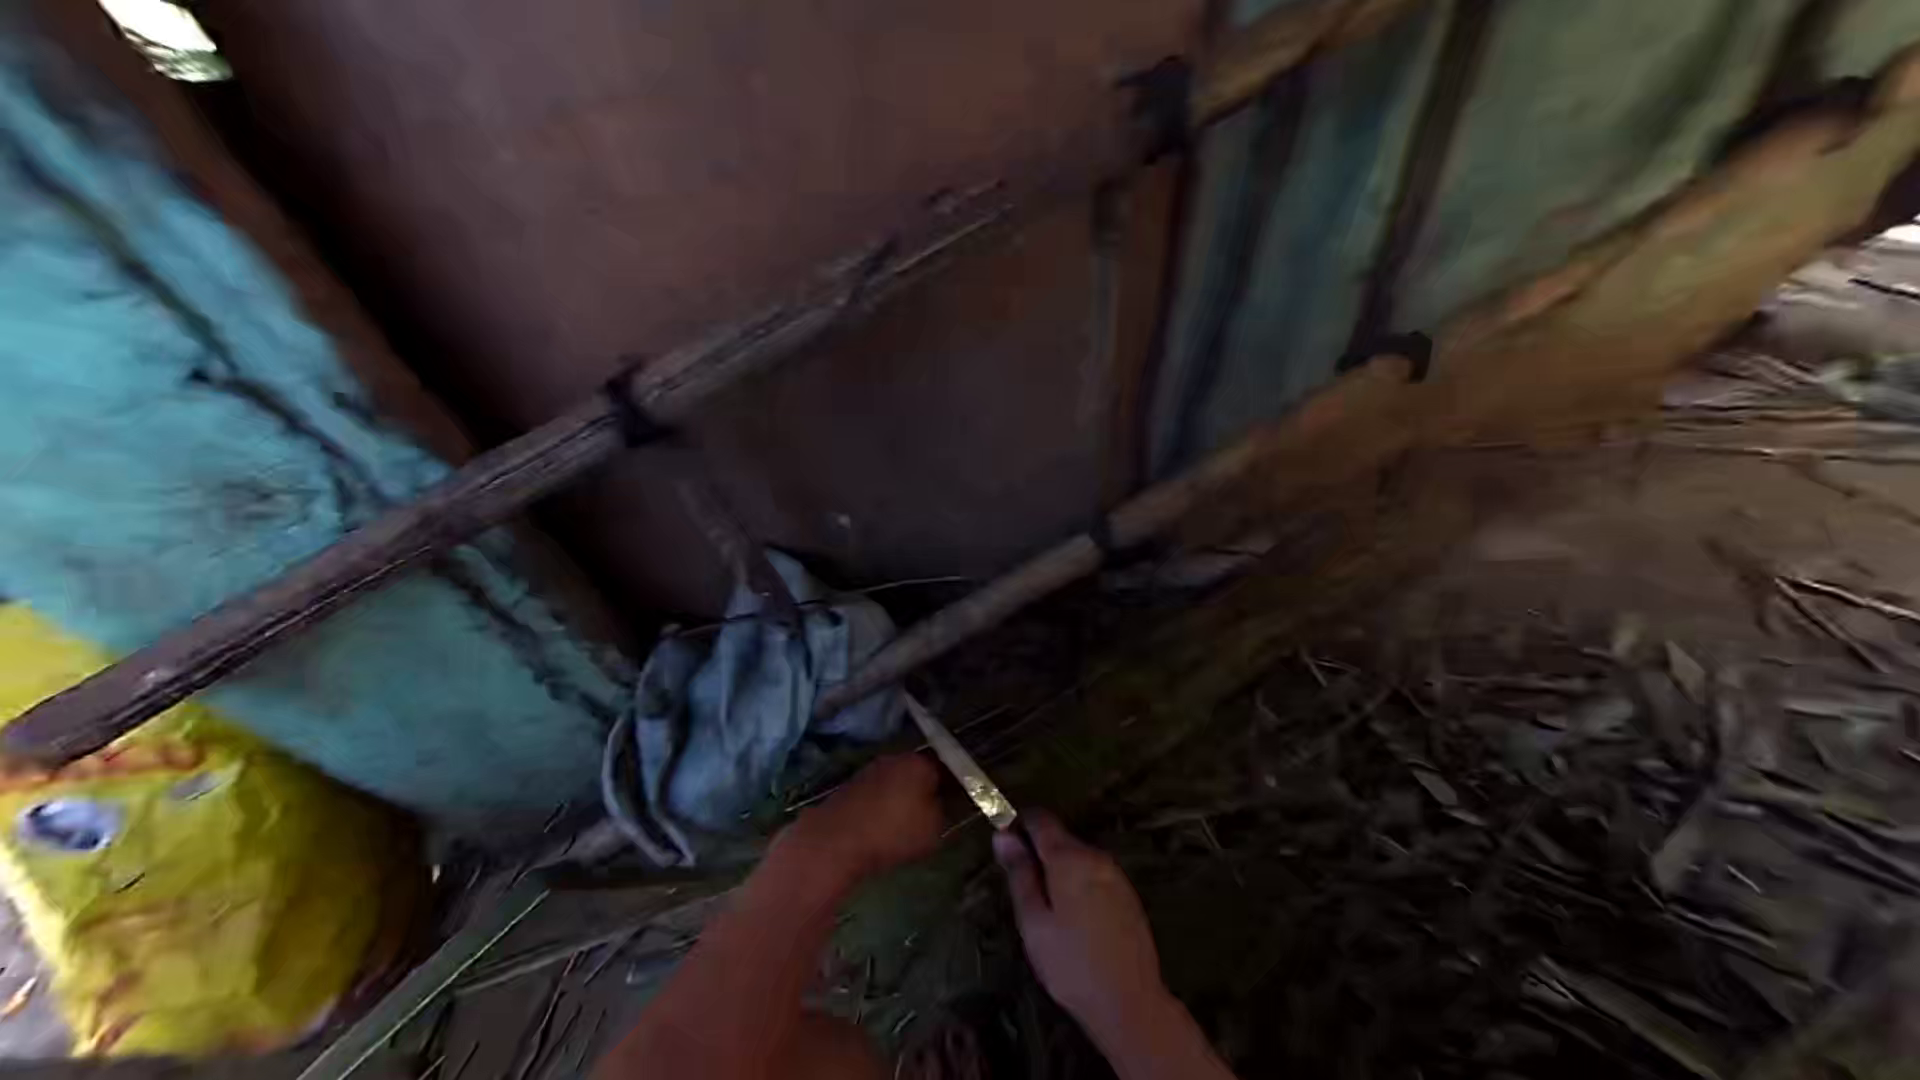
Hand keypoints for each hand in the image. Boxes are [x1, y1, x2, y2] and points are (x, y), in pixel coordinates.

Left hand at [786, 753, 942, 886]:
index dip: (955, 784)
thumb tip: (941, 803)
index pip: (946, 766)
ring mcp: (870, 769)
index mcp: (919, 763)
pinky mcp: (852, 785)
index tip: (959, 801)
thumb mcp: (933, 829)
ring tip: (908, 822)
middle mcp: (895, 758)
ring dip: (904, 795)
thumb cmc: (892, 832)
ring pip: (897, 780)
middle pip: (920, 770)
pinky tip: (884, 824)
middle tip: (935, 812)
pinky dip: (884, 803)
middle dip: (928, 788)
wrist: (834, 841)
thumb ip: (944, 811)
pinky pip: (878, 791)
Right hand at [993, 813, 1170, 1040]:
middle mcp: (1095, 856)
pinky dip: (1078, 884)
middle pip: (1060, 839)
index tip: (1005, 846)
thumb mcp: (1033, 921)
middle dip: (1038, 853)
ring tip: (1047, 911)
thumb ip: (1019, 874)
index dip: (1018, 824)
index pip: (1040, 819)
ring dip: (1059, 871)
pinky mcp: (1127, 895)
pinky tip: (1075, 920)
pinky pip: (1094, 876)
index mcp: (1069, 858)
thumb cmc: (1070, 963)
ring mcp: (1115, 875)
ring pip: (1077, 858)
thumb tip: (1003, 836)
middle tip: (1023, 891)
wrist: (1130, 1003)